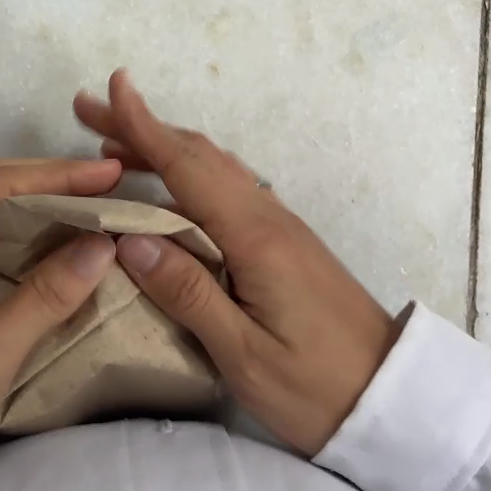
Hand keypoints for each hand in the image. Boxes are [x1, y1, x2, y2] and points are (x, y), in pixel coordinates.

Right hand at [73, 70, 397, 454]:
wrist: (403, 405)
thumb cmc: (320, 388)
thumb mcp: (245, 355)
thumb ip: (187, 293)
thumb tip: (127, 240)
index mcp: (253, 235)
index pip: (187, 164)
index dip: (144, 124)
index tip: (112, 85)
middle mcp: (265, 216)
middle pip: (195, 153)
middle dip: (139, 126)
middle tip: (88, 109)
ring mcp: (277, 226)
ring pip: (211, 165)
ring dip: (160, 145)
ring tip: (111, 145)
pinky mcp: (281, 242)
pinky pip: (222, 185)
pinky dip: (183, 169)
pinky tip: (165, 186)